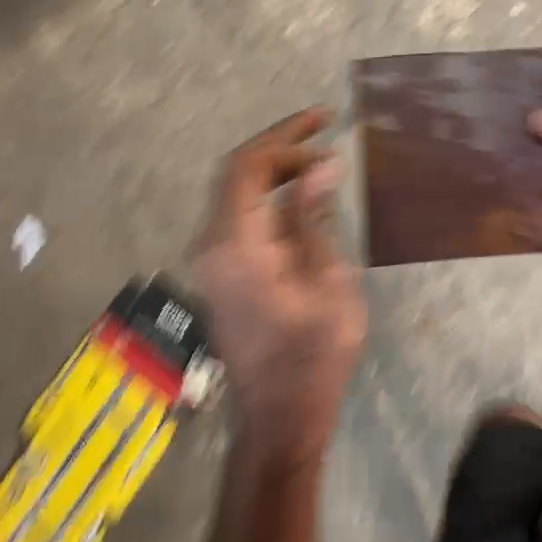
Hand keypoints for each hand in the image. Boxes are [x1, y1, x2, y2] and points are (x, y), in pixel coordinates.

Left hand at [192, 109, 365, 441]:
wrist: (280, 416)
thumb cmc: (313, 351)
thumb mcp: (328, 279)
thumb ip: (314, 217)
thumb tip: (320, 164)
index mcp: (236, 244)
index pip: (248, 166)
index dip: (287, 138)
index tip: (329, 128)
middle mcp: (212, 245)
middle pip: (236, 172)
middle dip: (280, 143)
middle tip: (324, 125)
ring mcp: (212, 260)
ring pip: (235, 190)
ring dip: (274, 165)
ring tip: (319, 152)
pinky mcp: (221, 272)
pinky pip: (239, 213)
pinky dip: (268, 191)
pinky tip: (301, 191)